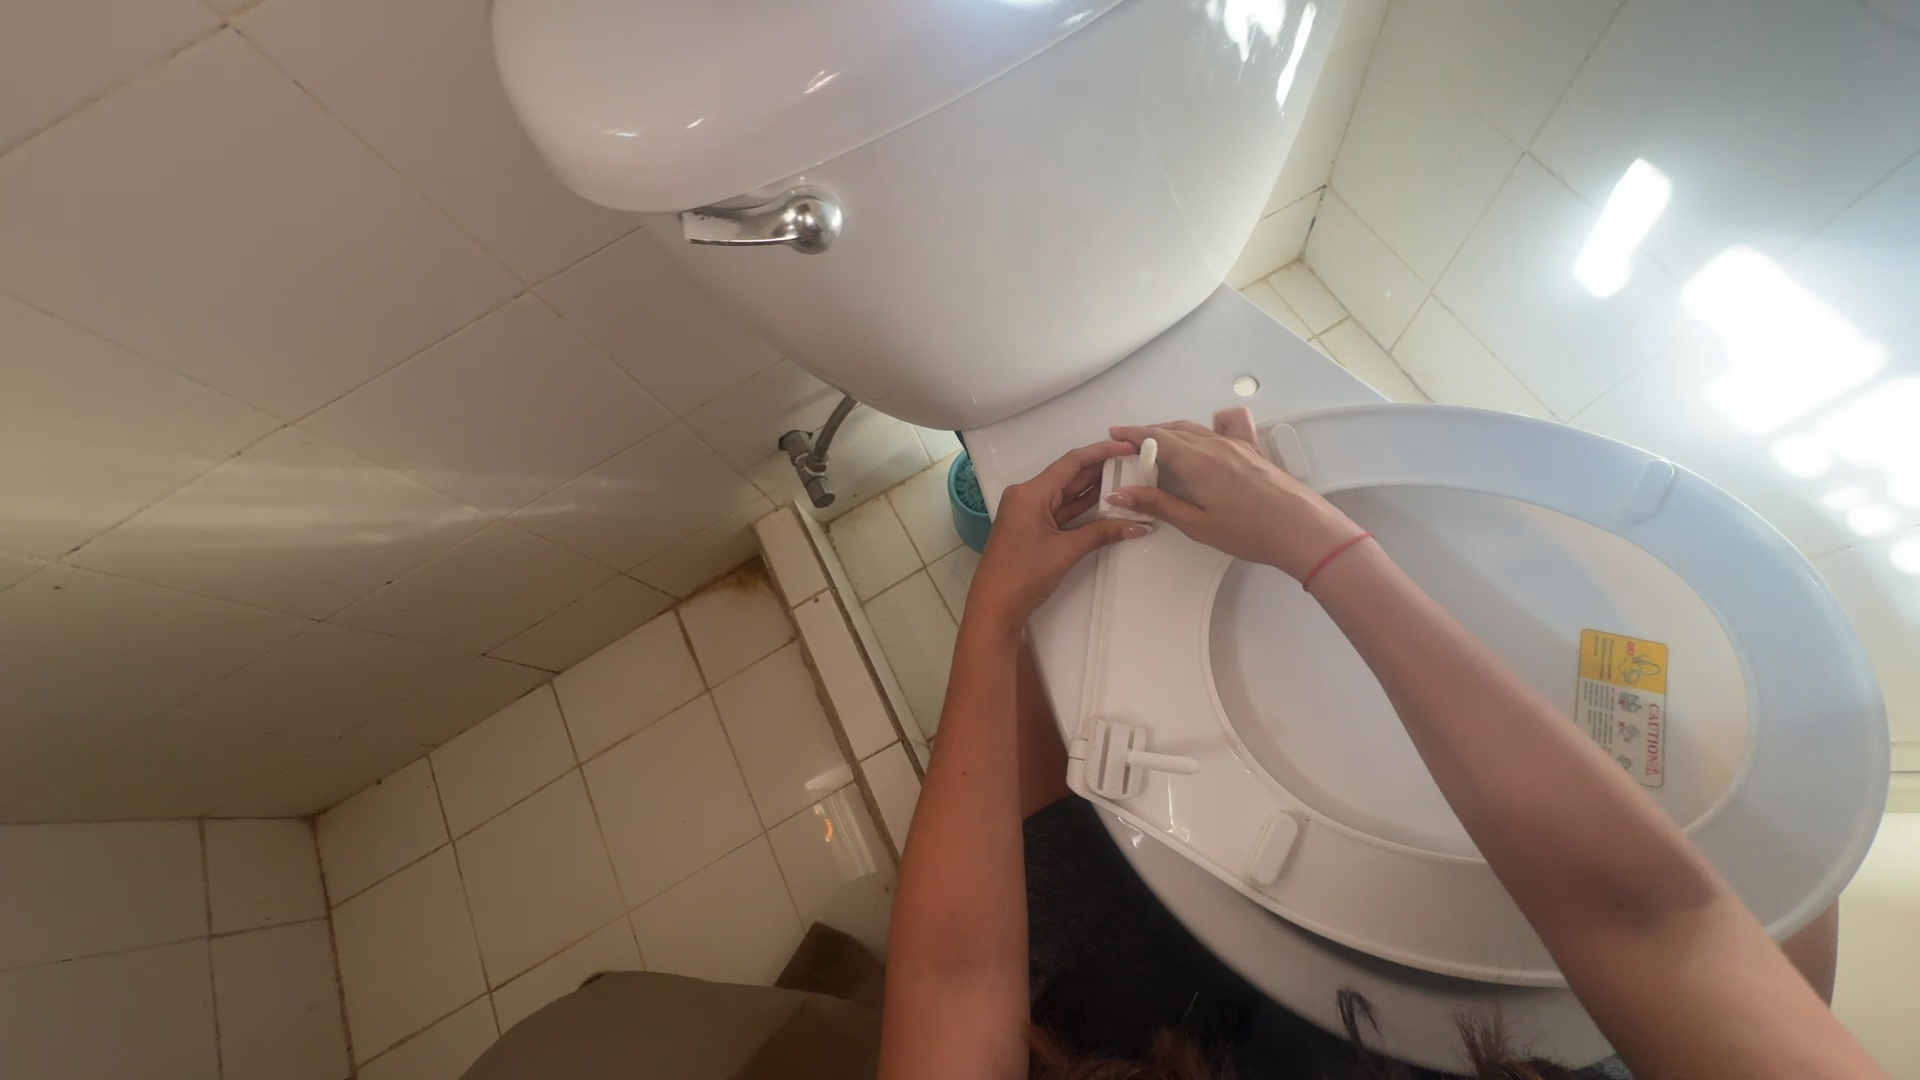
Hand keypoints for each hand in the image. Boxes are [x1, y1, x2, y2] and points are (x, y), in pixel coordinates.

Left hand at [967, 441, 1152, 633]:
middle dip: (1100, 469)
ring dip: (1093, 488)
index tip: (1127, 446)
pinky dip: (1080, 507)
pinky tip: (1105, 502)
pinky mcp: (1030, 527)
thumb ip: (1102, 533)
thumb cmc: (1024, 575)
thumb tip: (1138, 525)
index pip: (1071, 463)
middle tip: (1133, 462)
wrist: (994, 607)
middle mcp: (1026, 495)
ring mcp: (1027, 511)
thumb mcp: (1065, 551)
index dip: (1101, 452)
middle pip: (1068, 475)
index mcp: (1030, 493)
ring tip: (1126, 477)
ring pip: (1065, 493)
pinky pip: (1059, 509)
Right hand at [1108, 408, 1363, 580]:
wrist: (1303, 531)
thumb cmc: (1250, 532)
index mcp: (1197, 461)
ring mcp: (1237, 444)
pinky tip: (1209, 434)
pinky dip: (1210, 424)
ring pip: (1196, 427)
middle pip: (1174, 429)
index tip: (1114, 433)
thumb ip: (1158, 504)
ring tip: (1159, 443)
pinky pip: (1227, 425)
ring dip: (1173, 431)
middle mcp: (1215, 445)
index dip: (1132, 434)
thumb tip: (1121, 494)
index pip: (1156, 438)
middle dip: (1149, 433)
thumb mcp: (1196, 524)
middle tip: (1129, 443)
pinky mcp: (1254, 450)